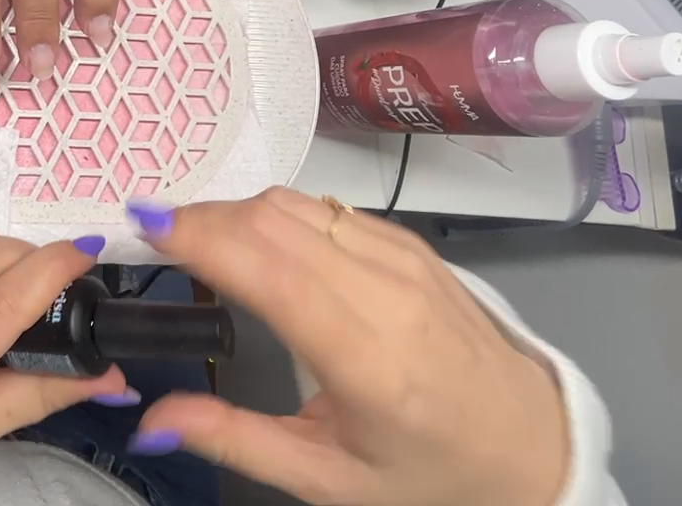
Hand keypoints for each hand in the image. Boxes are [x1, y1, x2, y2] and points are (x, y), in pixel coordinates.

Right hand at [128, 190, 570, 505]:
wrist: (537, 449)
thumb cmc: (431, 475)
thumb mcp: (328, 479)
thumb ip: (233, 439)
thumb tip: (151, 419)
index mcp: (372, 364)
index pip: (273, 274)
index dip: (203, 238)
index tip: (144, 225)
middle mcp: (389, 295)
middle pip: (272, 221)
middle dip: (201, 218)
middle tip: (155, 235)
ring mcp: (402, 258)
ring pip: (290, 203)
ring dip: (231, 210)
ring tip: (196, 238)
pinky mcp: (406, 240)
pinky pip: (318, 205)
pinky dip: (269, 212)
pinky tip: (252, 240)